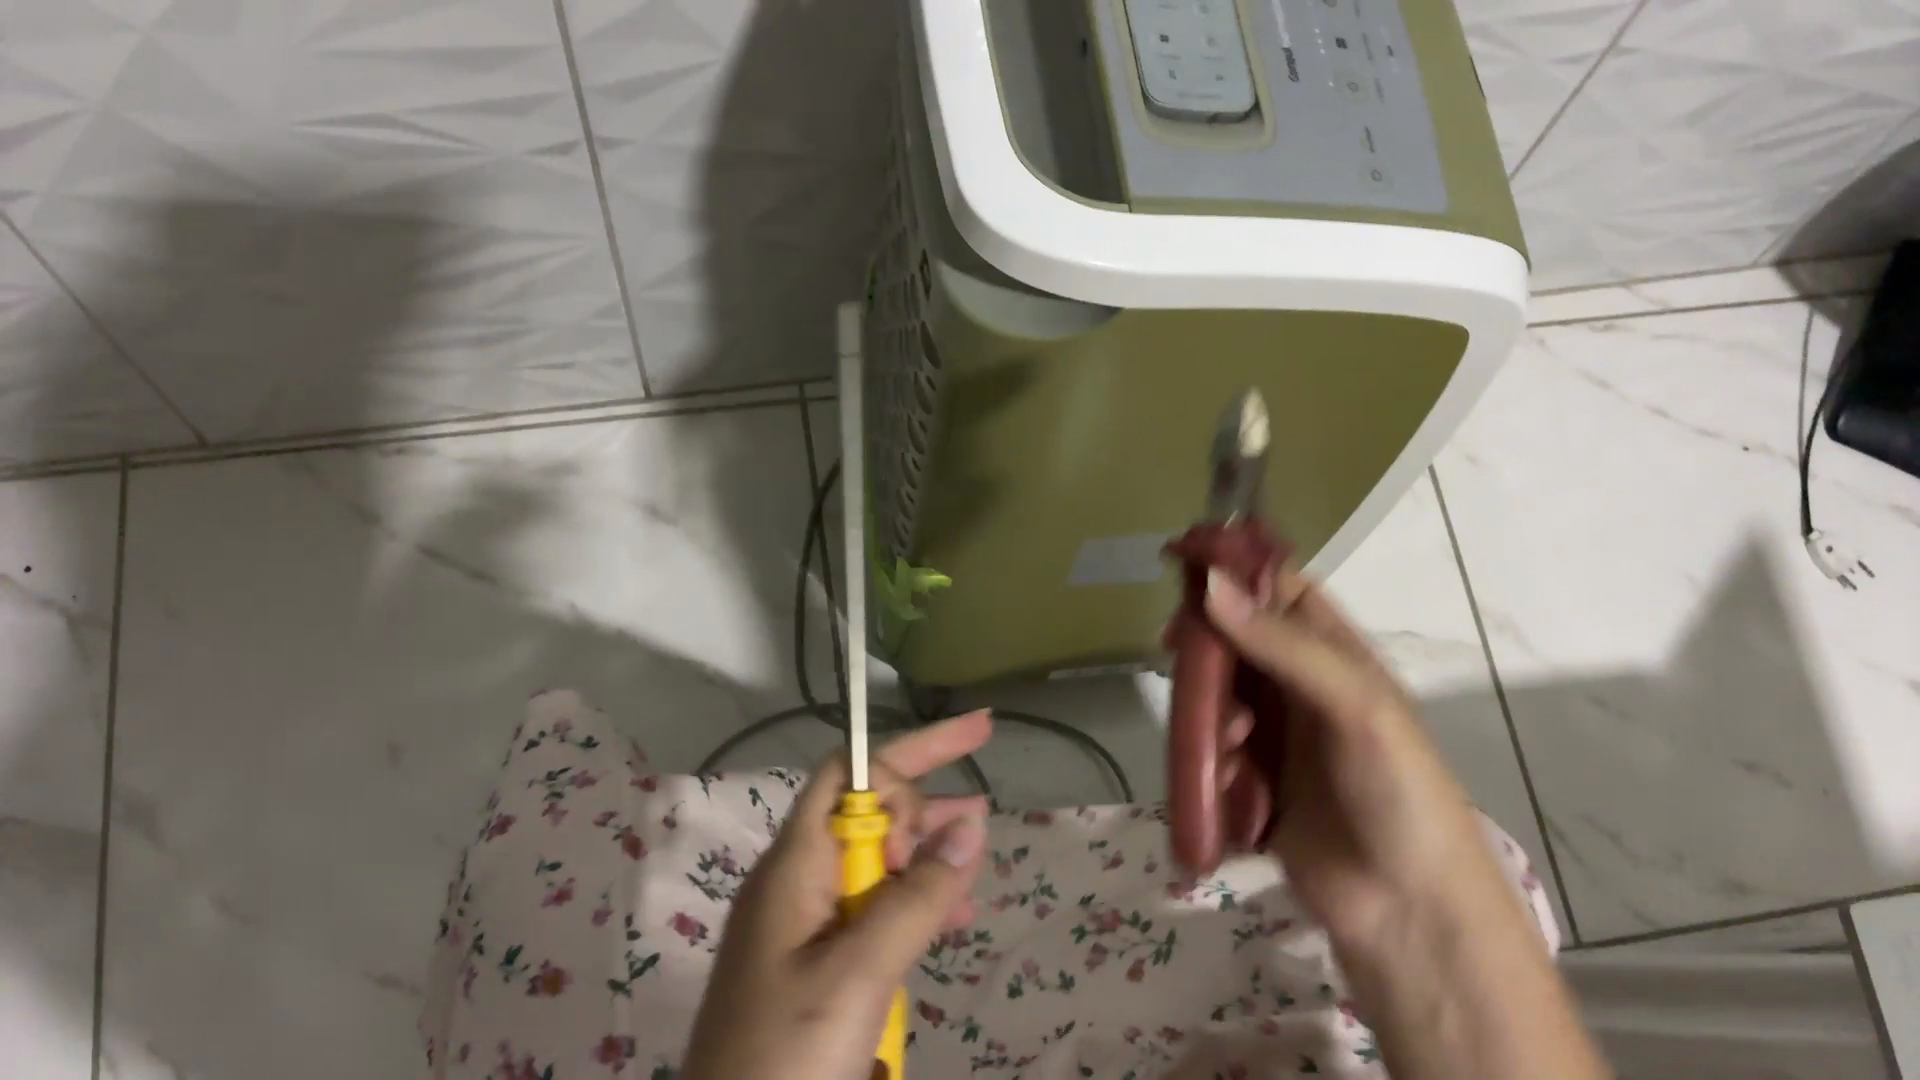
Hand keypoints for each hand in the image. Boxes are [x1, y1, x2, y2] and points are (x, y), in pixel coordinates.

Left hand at [682, 712, 992, 1079]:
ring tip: (977, 854)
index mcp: (795, 865)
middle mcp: (798, 881)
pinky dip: (915, 903)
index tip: (973, 747)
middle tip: (981, 809)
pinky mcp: (815, 963)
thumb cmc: (786, 1054)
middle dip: (924, 798)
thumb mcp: (859, 974)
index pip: (849, 775)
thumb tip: (972, 823)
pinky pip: (872, 910)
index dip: (910, 753)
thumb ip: (917, 898)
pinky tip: (953, 915)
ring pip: (875, 862)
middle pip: (864, 811)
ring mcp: (805, 924)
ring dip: (926, 852)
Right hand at [1202, 568, 1514, 951]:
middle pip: (1238, 641)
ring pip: (1219, 694)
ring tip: (1224, 739)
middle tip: (1174, 648)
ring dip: (1208, 707)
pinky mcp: (1252, 782)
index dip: (1238, 572)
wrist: (1407, 911)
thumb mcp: (1354, 705)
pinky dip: (1207, 754)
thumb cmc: (1398, 791)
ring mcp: (1277, 737)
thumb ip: (1282, 645)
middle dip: (1208, 645)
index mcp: (1339, 657)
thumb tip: (1210, 585)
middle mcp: (1303, 688)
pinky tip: (1218, 773)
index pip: (1283, 591)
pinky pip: (1213, 749)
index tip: (1186, 565)